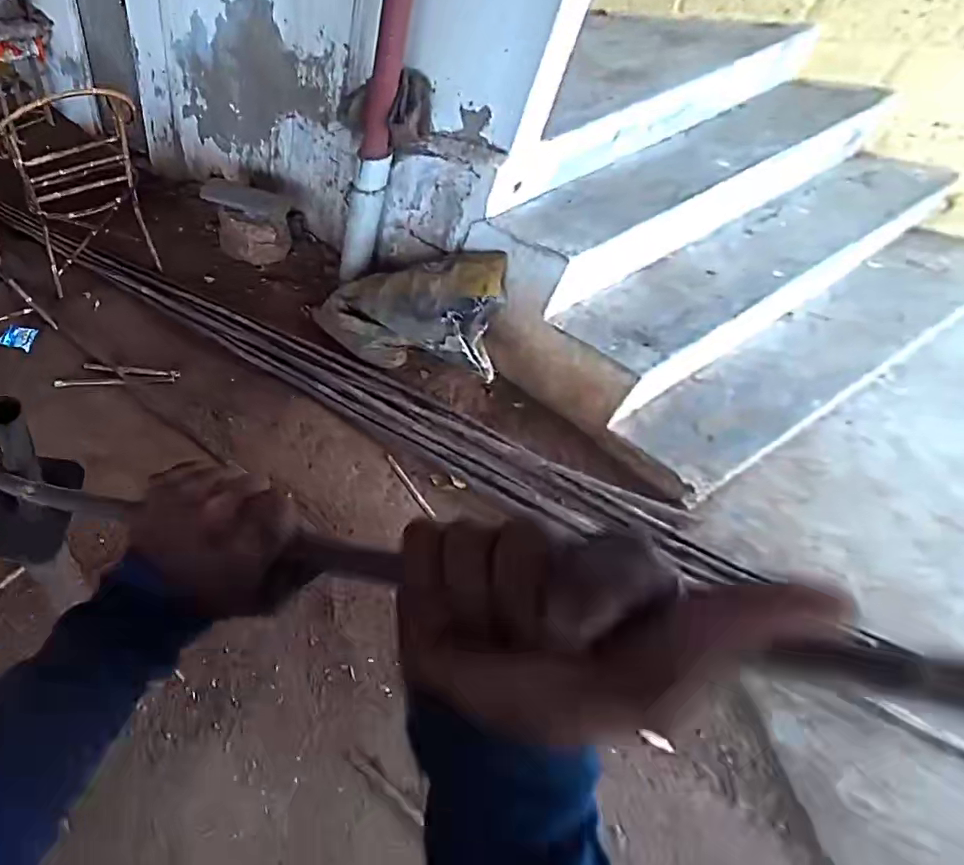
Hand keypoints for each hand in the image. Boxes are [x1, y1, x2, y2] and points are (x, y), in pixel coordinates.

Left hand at [127, 461, 294, 617]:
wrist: (147, 592)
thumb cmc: (206, 598)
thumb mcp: (259, 600)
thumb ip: (292, 575)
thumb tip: (313, 552)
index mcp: (245, 541)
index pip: (283, 506)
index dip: (284, 514)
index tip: (279, 523)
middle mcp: (218, 509)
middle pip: (256, 481)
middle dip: (259, 496)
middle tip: (250, 512)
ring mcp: (187, 493)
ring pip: (225, 470)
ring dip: (229, 485)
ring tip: (223, 501)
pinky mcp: (163, 485)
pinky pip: (194, 468)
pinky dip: (201, 479)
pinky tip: (199, 495)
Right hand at [398, 518, 849, 747]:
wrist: (481, 718)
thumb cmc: (567, 707)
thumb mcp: (649, 692)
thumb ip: (718, 637)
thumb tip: (831, 599)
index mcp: (616, 573)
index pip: (600, 548)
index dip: (580, 595)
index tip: (569, 642)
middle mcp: (553, 547)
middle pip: (521, 535)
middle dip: (515, 604)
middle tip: (521, 645)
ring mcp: (487, 542)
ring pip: (468, 537)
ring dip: (469, 597)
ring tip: (480, 631)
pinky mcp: (432, 548)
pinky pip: (423, 539)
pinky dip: (429, 581)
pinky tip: (446, 609)